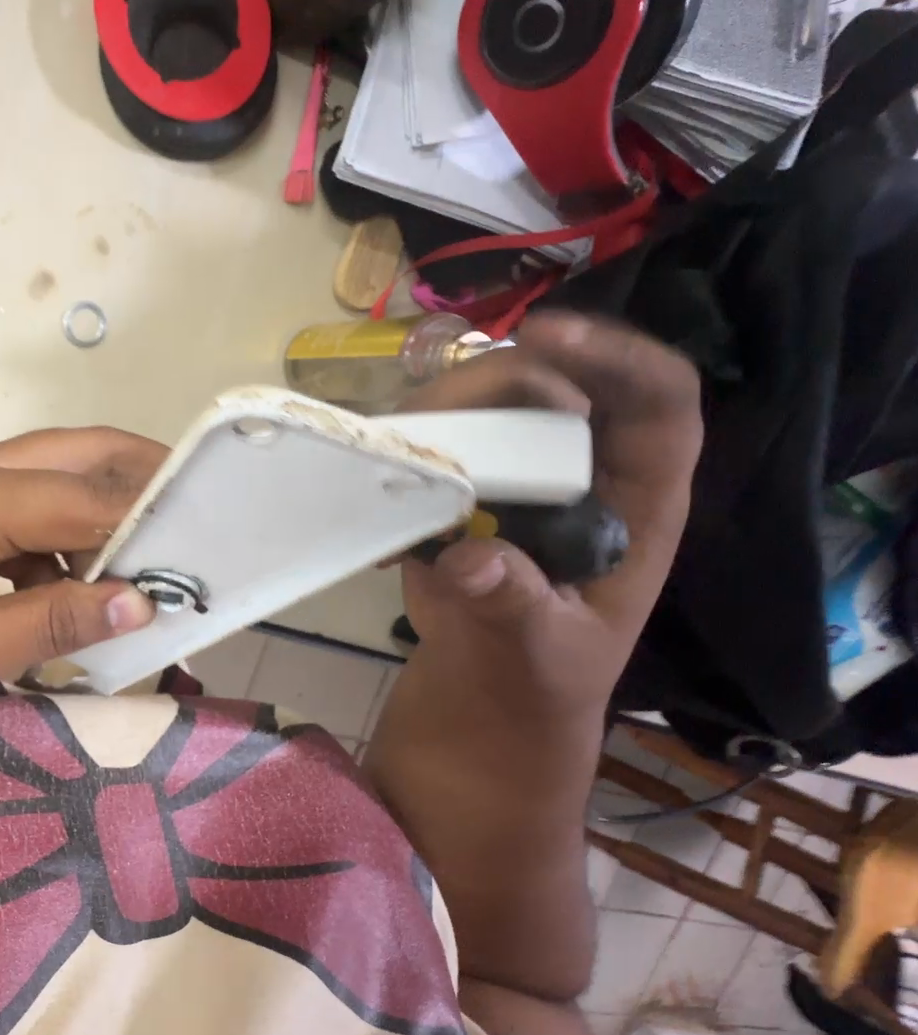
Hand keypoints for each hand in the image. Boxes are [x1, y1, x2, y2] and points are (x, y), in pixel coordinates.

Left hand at [0, 428, 166, 726]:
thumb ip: (49, 623)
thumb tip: (141, 602)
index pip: (85, 497)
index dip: (148, 526)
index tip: (205, 558)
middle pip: (79, 453)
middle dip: (141, 487)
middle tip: (194, 537)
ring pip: (55, 471)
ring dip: (100, 515)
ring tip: (137, 576)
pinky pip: (24, 499)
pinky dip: (59, 535)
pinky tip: (65, 590)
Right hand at [395, 312, 701, 713]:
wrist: (484, 698)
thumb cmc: (535, 680)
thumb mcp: (539, 654)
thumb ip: (513, 607)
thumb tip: (469, 560)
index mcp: (634, 503)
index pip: (657, 402)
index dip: (614, 356)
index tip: (540, 335)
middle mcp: (575, 473)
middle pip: (552, 382)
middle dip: (495, 378)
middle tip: (435, 414)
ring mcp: (510, 479)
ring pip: (482, 404)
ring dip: (436, 413)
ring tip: (397, 457)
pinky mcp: (457, 493)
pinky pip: (429, 445)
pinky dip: (397, 454)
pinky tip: (377, 493)